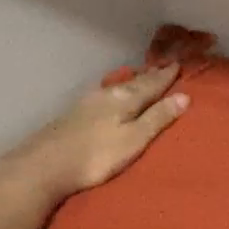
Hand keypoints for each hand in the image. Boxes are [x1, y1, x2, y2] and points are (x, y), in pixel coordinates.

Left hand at [0, 64, 190, 205]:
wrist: (44, 164)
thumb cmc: (96, 156)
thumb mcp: (134, 139)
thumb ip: (157, 118)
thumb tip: (184, 96)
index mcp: (126, 99)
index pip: (152, 84)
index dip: (166, 76)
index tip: (178, 64)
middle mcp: (108, 94)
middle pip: (134, 82)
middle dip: (151, 75)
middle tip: (164, 67)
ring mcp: (88, 102)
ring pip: (118, 86)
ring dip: (134, 82)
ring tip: (143, 78)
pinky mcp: (75, 113)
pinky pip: (106, 94)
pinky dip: (118, 91)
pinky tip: (113, 94)